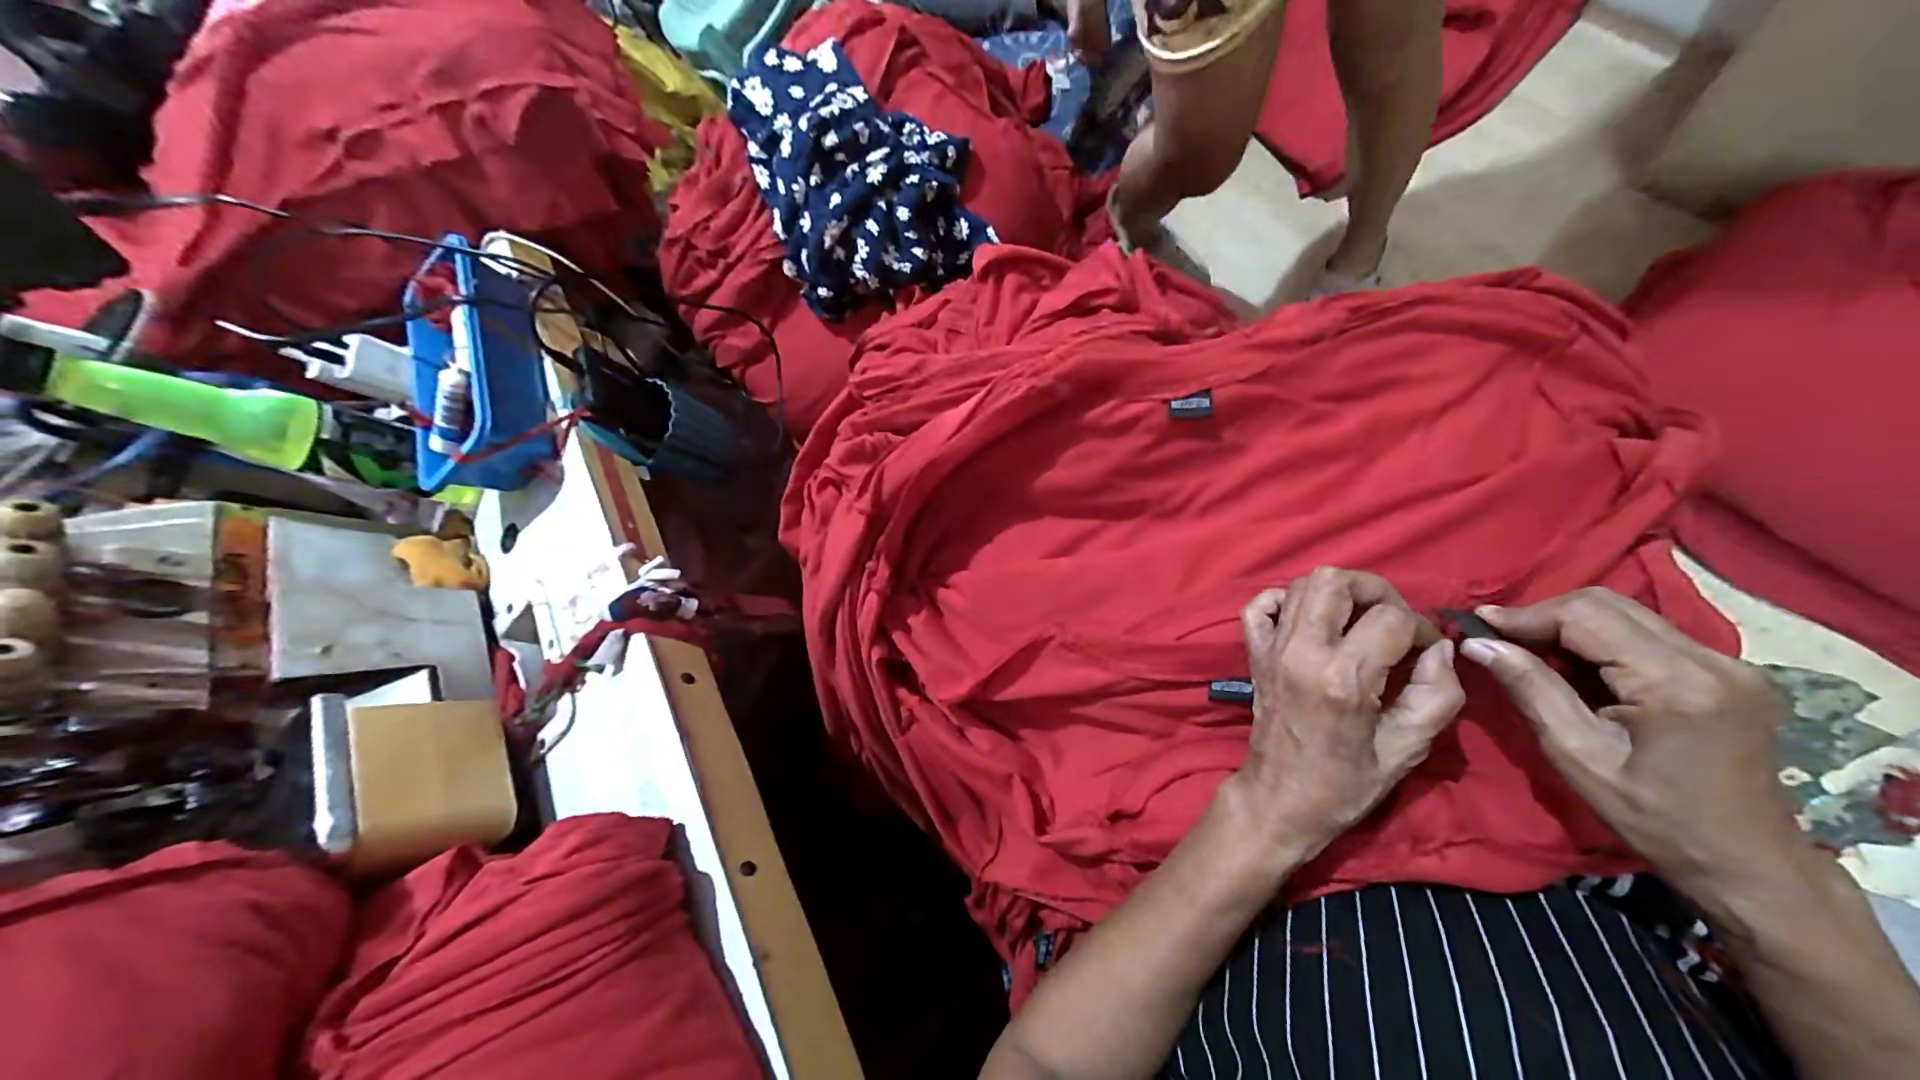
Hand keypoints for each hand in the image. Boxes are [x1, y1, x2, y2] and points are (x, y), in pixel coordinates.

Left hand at [1228, 568, 1464, 857]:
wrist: (1279, 799)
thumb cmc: (1345, 784)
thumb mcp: (1406, 749)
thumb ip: (1436, 695)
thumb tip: (1442, 648)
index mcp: (1341, 677)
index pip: (1391, 617)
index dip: (1422, 628)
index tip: (1428, 653)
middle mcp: (1301, 651)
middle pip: (1334, 580)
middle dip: (1376, 591)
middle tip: (1393, 622)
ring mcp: (1270, 649)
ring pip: (1300, 584)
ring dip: (1338, 593)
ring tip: (1360, 621)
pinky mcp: (1252, 653)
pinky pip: (1259, 606)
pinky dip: (1285, 602)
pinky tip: (1311, 622)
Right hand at [1460, 588, 1800, 891]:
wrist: (1748, 863)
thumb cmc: (1655, 819)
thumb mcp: (1576, 755)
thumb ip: (1531, 689)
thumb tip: (1477, 643)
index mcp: (1678, 683)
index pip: (1585, 616)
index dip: (1524, 615)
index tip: (1474, 627)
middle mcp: (1714, 661)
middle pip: (1607, 604)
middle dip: (1543, 615)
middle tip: (1497, 640)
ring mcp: (1729, 664)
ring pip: (1626, 613)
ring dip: (1568, 625)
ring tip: (1527, 650)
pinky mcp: (1728, 672)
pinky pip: (1646, 633)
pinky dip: (1598, 639)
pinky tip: (1574, 664)